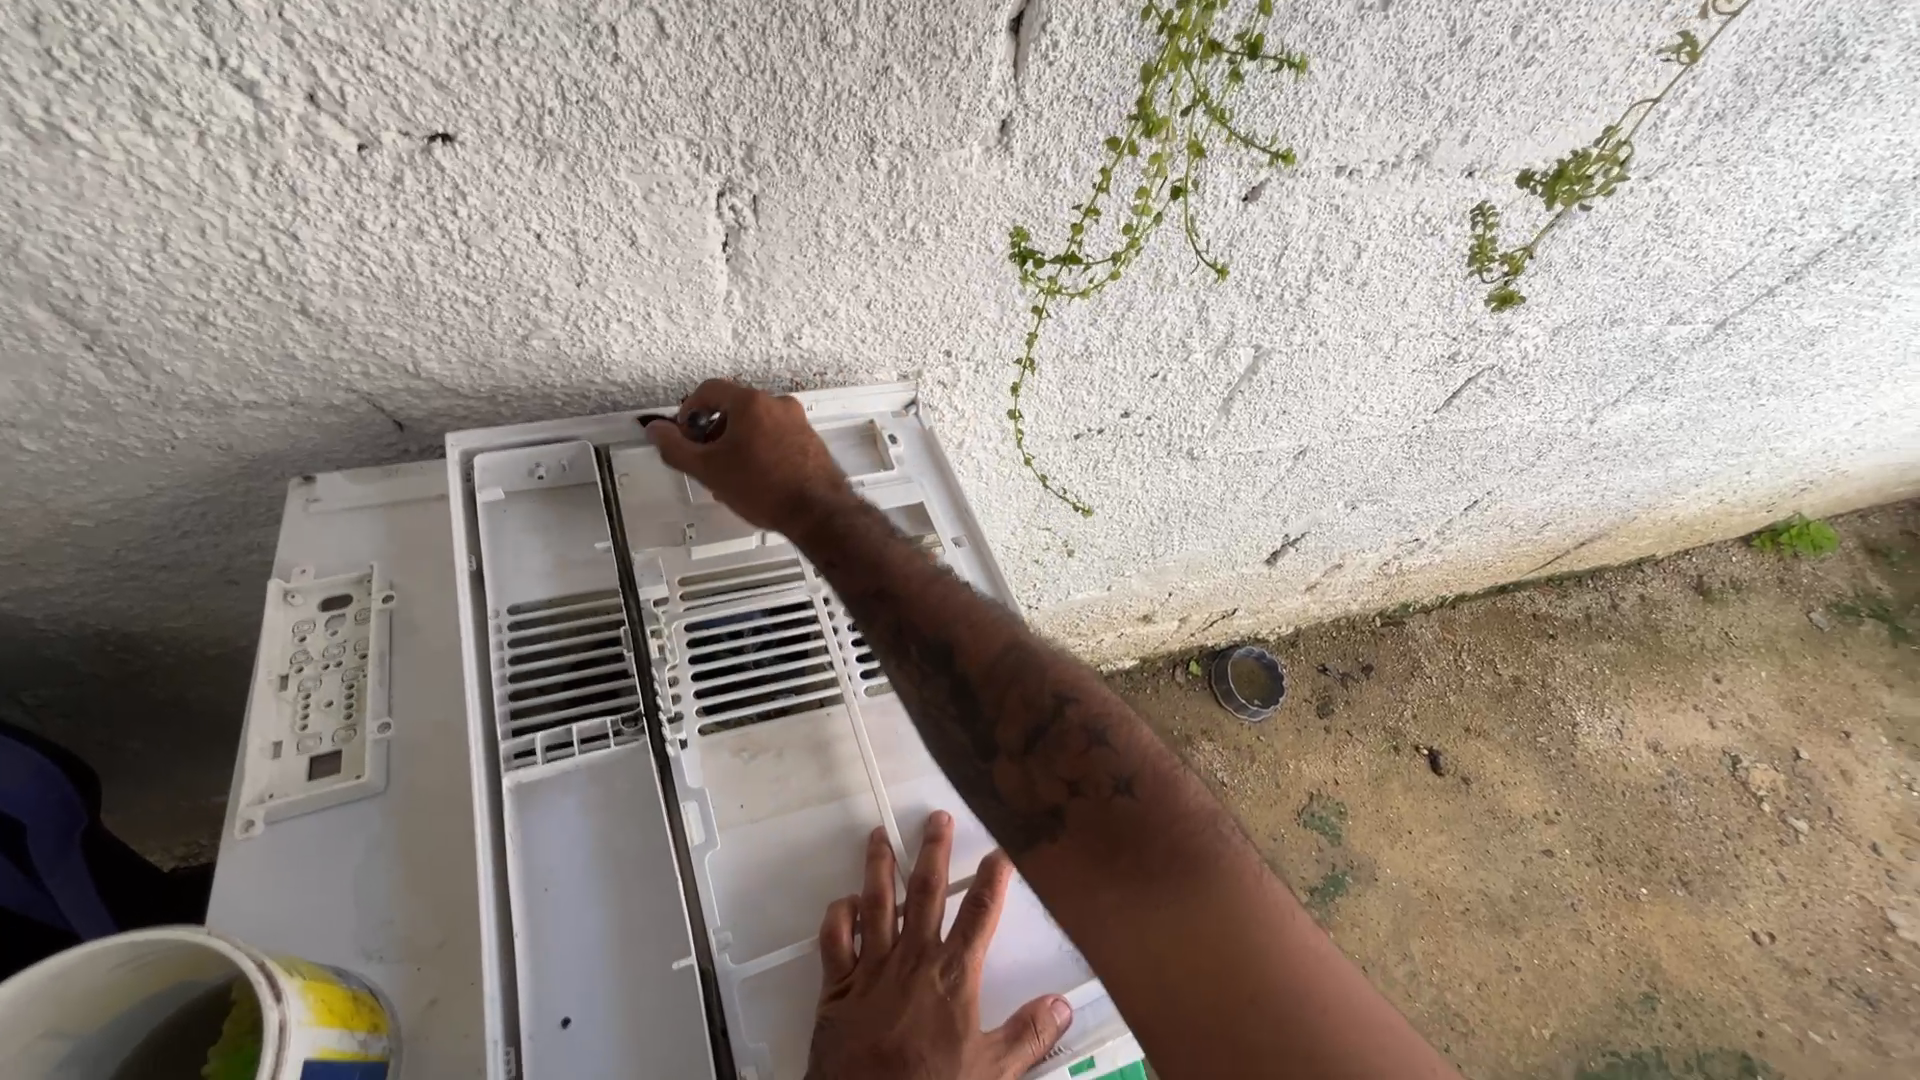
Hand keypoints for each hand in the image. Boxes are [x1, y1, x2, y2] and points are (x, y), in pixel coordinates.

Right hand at [646, 379, 853, 536]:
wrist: (818, 513)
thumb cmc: (768, 489)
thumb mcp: (709, 470)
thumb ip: (676, 448)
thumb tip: (656, 431)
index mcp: (752, 403)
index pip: (709, 390)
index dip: (689, 410)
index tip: (684, 431)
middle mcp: (778, 406)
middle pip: (734, 407)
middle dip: (713, 431)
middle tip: (703, 456)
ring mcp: (798, 423)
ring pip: (756, 425)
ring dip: (736, 444)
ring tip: (728, 475)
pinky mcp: (810, 442)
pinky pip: (776, 438)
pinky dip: (759, 451)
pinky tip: (754, 480)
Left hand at [806, 812, 1073, 1079]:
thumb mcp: (991, 1072)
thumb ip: (1026, 1035)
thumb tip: (1060, 1006)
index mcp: (952, 976)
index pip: (980, 913)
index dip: (994, 877)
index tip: (1001, 850)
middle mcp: (912, 959)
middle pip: (926, 892)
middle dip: (934, 851)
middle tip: (937, 818)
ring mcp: (872, 968)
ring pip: (877, 902)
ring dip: (880, 867)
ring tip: (880, 837)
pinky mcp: (838, 985)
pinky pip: (834, 939)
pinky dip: (838, 916)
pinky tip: (846, 901)